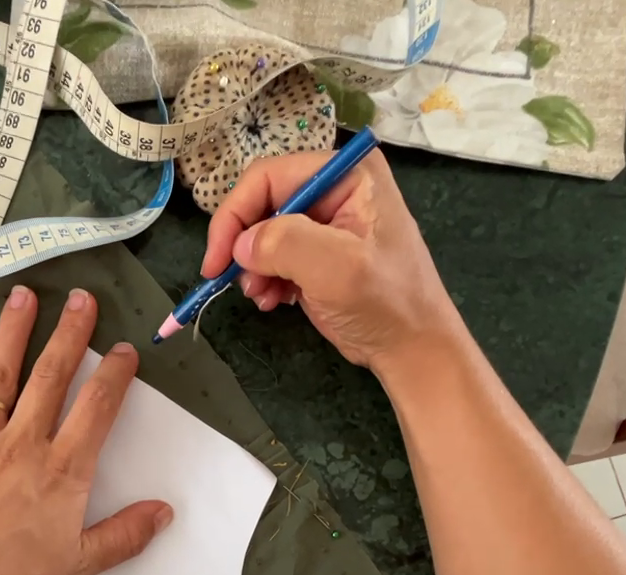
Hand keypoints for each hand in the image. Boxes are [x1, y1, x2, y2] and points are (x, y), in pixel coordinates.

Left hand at [0, 286, 172, 574]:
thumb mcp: (79, 565)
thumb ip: (125, 535)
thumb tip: (166, 510)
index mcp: (63, 470)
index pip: (98, 409)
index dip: (115, 375)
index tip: (125, 349)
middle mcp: (23, 443)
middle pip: (52, 377)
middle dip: (71, 334)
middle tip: (82, 298)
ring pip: (0, 375)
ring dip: (14, 331)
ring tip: (25, 295)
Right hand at [202, 150, 473, 377]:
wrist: (409, 347)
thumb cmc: (385, 303)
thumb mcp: (337, 268)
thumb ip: (286, 243)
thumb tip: (240, 245)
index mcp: (346, 175)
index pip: (268, 177)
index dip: (234, 216)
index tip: (215, 262)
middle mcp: (333, 189)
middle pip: (261, 204)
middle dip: (244, 245)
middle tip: (236, 283)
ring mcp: (324, 223)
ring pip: (261, 234)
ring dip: (252, 268)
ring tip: (262, 296)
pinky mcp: (315, 254)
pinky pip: (272, 258)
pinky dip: (264, 280)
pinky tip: (273, 301)